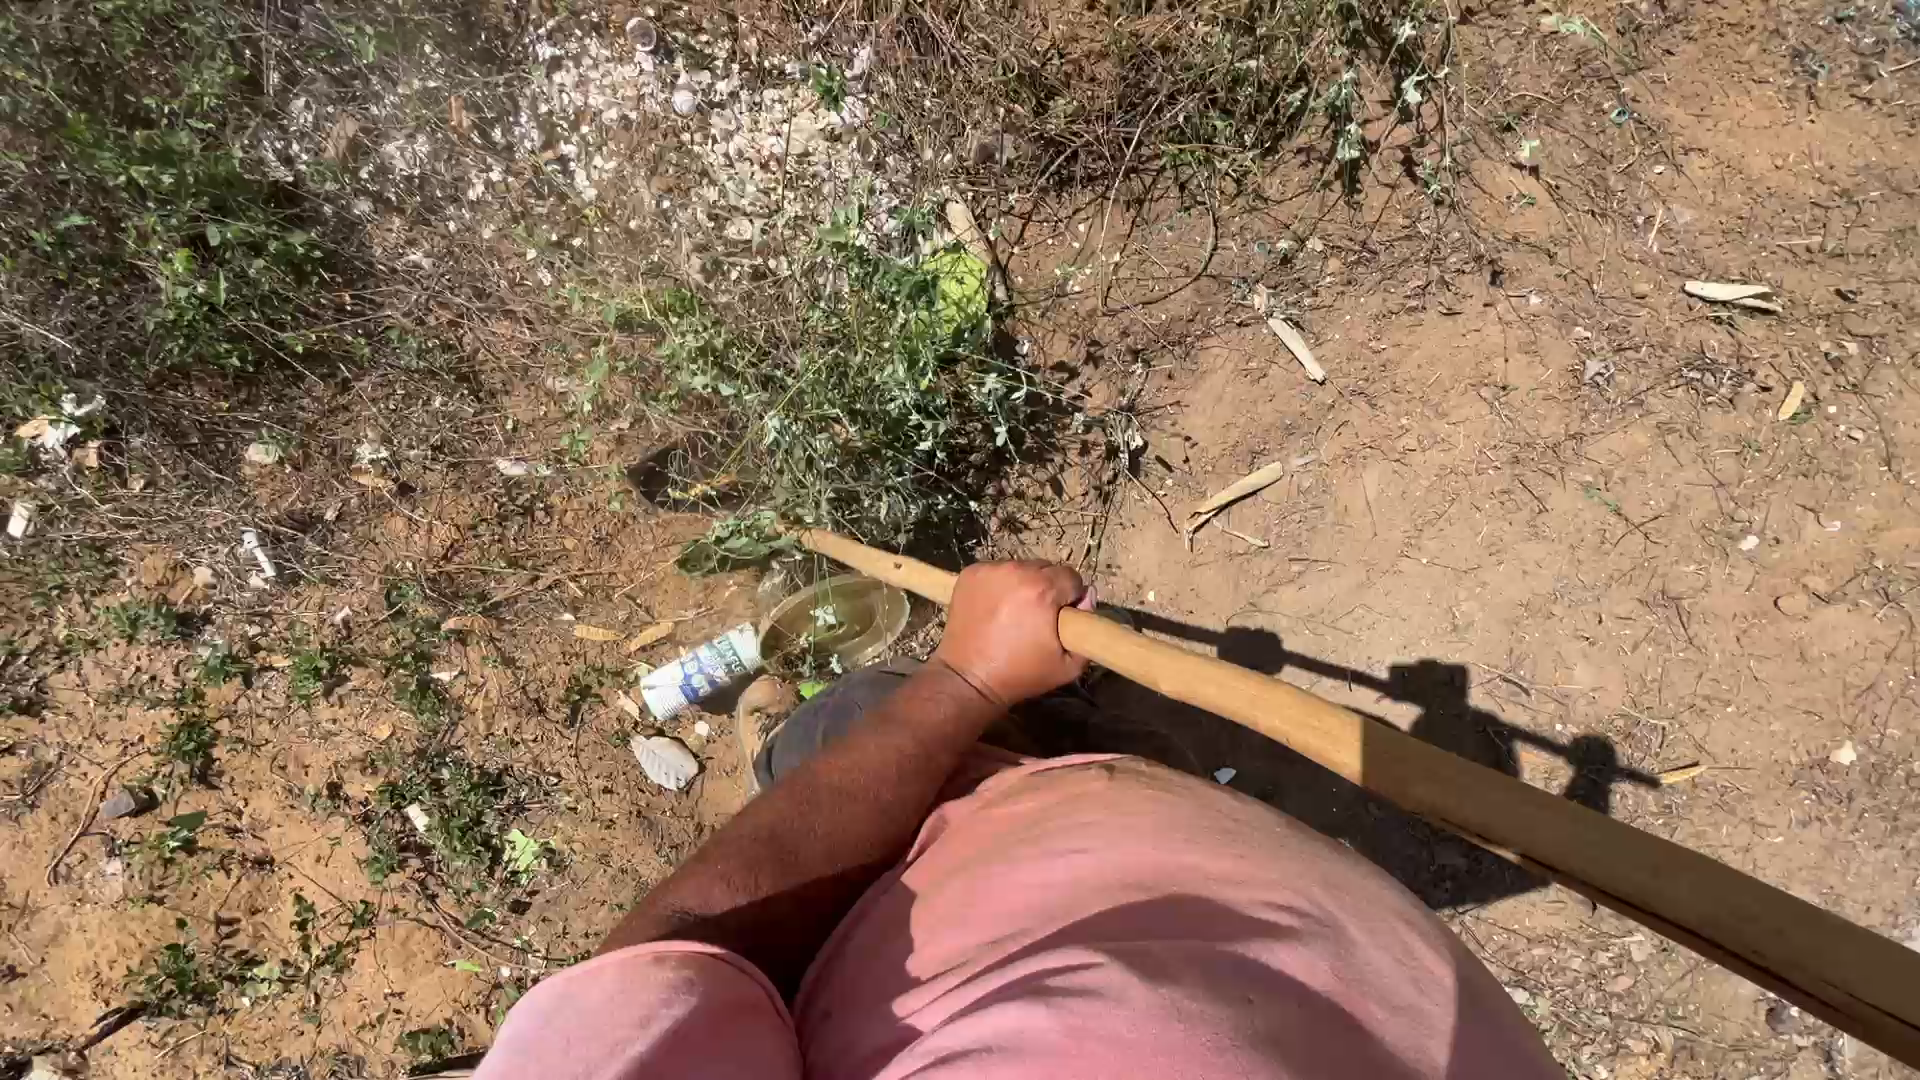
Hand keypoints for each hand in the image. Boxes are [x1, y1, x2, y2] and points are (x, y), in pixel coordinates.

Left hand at [930, 560, 1093, 707]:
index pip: (1071, 577)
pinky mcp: (970, 573)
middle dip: (1047, 589)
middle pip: (1046, 569)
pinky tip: (995, 608)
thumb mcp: (1068, 665)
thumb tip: (1087, 597)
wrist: (968, 679)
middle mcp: (1016, 571)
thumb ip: (1088, 628)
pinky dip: (1000, 584)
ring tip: (1013, 613)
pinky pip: (997, 571)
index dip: (1070, 598)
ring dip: (1023, 585)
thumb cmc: (1021, 674)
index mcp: (1043, 589)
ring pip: (1020, 568)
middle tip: (1036, 617)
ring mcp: (990, 570)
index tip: (1059, 618)